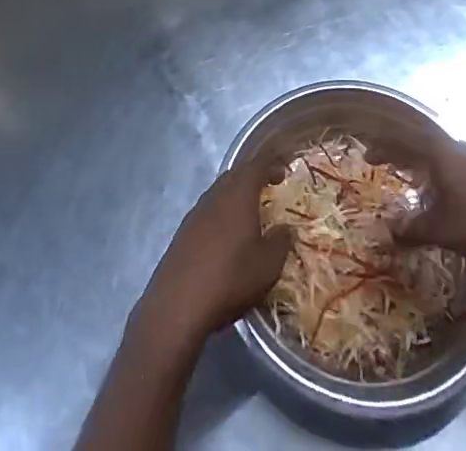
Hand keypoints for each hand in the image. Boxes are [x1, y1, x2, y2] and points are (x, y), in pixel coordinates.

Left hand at [135, 155, 293, 343]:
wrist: (179, 301)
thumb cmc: (231, 278)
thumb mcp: (268, 264)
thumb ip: (280, 241)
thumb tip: (285, 227)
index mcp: (236, 197)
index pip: (254, 168)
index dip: (270, 164)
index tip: (284, 170)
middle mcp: (214, 197)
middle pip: (234, 175)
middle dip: (252, 175)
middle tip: (270, 185)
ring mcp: (195, 213)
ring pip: (219, 192)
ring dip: (236, 193)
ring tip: (252, 207)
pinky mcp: (184, 231)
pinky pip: (209, 209)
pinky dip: (223, 210)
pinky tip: (228, 230)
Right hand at [373, 116, 465, 268]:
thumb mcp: (443, 231)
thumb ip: (410, 229)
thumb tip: (385, 231)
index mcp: (441, 153)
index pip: (401, 140)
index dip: (381, 147)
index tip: (366, 156)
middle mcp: (461, 148)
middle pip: (423, 142)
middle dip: (402, 153)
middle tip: (388, 164)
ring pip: (446, 154)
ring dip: (427, 164)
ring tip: (419, 182)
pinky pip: (464, 165)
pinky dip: (448, 173)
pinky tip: (454, 195)